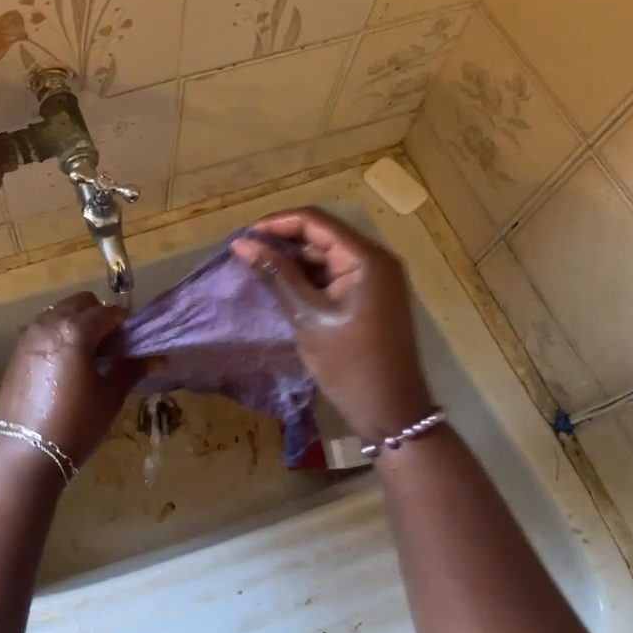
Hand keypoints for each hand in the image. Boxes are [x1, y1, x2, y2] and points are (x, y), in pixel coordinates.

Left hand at [0, 292, 142, 466]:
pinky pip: (42, 331)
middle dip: (98, 315)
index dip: (125, 322)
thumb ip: (131, 369)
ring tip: (87, 355)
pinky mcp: (16, 353)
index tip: (134, 339)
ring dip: (76, 323)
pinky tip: (65, 366)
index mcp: (75, 330)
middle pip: (80, 303)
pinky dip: (57, 336)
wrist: (25, 453)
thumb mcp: (110, 396)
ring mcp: (28, 337)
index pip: (108, 312)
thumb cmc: (76, 423)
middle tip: (111, 345)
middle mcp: (49, 324)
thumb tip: (159, 358)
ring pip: (58, 313)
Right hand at [230, 207, 433, 441]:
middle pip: (322, 233)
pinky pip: (335, 272)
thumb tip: (242, 244)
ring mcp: (377, 277)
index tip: (243, 239)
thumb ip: (276, 274)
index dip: (276, 224)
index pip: (314, 221)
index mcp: (365, 258)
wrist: (391, 411)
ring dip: (294, 259)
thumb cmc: (348, 363)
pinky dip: (310, 276)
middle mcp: (376, 258)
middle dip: (283, 241)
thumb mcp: (307, 315)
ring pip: (326, 253)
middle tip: (247, 255)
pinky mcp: (372, 294)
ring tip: (259, 270)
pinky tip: (284, 286)